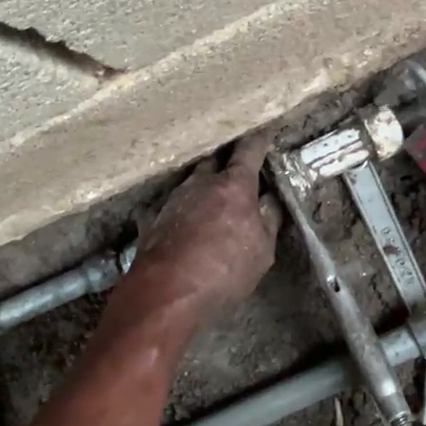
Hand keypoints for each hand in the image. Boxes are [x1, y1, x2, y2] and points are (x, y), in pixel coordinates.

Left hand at [125, 133, 282, 327]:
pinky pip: (169, 206)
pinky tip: (181, 223)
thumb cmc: (225, 268)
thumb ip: (268, 220)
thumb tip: (272, 202)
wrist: (169, 289)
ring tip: (209, 198)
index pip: (248, 152)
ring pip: (190, 181)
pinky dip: (180, 210)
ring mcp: (174, 198)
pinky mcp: (153, 217)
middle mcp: (201, 182)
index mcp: (234, 185)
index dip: (258, 142)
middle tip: (235, 169)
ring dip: (202, 186)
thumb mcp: (262, 250)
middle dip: (225, 162)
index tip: (262, 136)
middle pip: (214, 161)